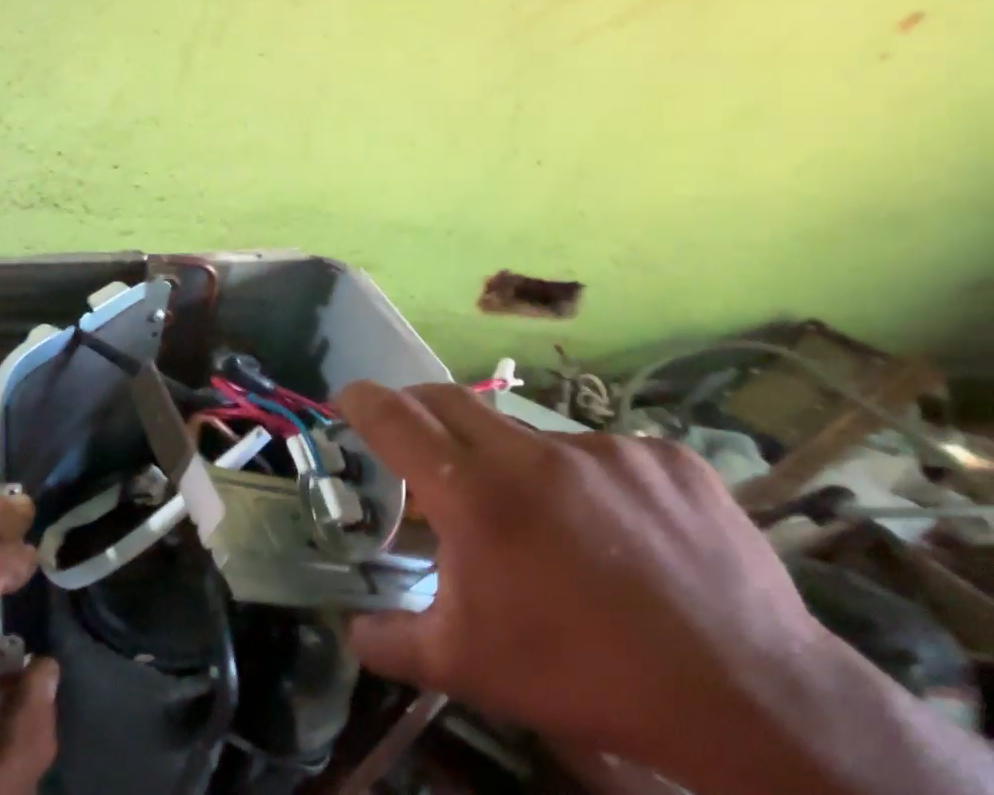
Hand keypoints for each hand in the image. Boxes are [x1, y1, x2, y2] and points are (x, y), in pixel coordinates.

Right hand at [332, 382, 826, 771]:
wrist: (746, 696)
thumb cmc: (582, 675)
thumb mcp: (465, 668)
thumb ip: (390, 642)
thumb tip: (351, 630)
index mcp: (475, 497)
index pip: (396, 420)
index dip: (363, 401)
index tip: (348, 398)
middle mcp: (534, 455)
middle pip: (453, 401)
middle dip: (419, 410)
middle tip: (414, 438)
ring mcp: (608, 451)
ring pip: (531, 436)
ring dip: (510, 462)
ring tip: (538, 522)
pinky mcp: (669, 461)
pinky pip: (606, 456)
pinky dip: (587, 483)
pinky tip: (614, 533)